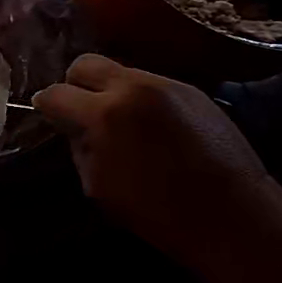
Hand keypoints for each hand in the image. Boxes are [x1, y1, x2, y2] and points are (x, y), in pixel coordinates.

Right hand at [32, 54, 281, 265]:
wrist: (234, 218)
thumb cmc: (158, 212)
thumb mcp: (98, 186)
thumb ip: (79, 147)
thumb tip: (73, 127)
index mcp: (104, 114)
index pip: (56, 93)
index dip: (46, 105)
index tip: (48, 115)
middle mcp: (133, 87)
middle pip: (86, 64)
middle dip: (75, 84)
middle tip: (82, 111)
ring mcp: (166, 84)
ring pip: (120, 71)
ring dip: (111, 92)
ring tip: (122, 122)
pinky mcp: (192, 90)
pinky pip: (151, 84)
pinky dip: (141, 99)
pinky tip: (153, 127)